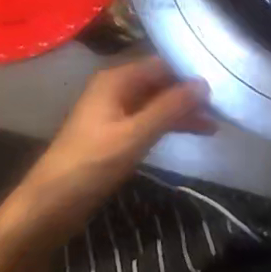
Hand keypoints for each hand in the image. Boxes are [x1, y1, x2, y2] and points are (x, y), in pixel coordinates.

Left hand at [0, 56, 215, 250]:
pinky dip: (168, 125)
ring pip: (155, 103)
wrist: (47, 206)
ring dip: (181, 111)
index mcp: (115, 80)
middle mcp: (114, 89)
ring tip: (214, 124)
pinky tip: (188, 133)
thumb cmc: (90, 165)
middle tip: (223, 106)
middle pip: (159, 82)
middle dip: (188, 93)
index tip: (222, 80)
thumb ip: (169, 108)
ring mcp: (113, 113)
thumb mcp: (134, 135)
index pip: (161, 64)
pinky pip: (147, 121)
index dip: (189, 71)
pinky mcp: (113, 135)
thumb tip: (203, 83)